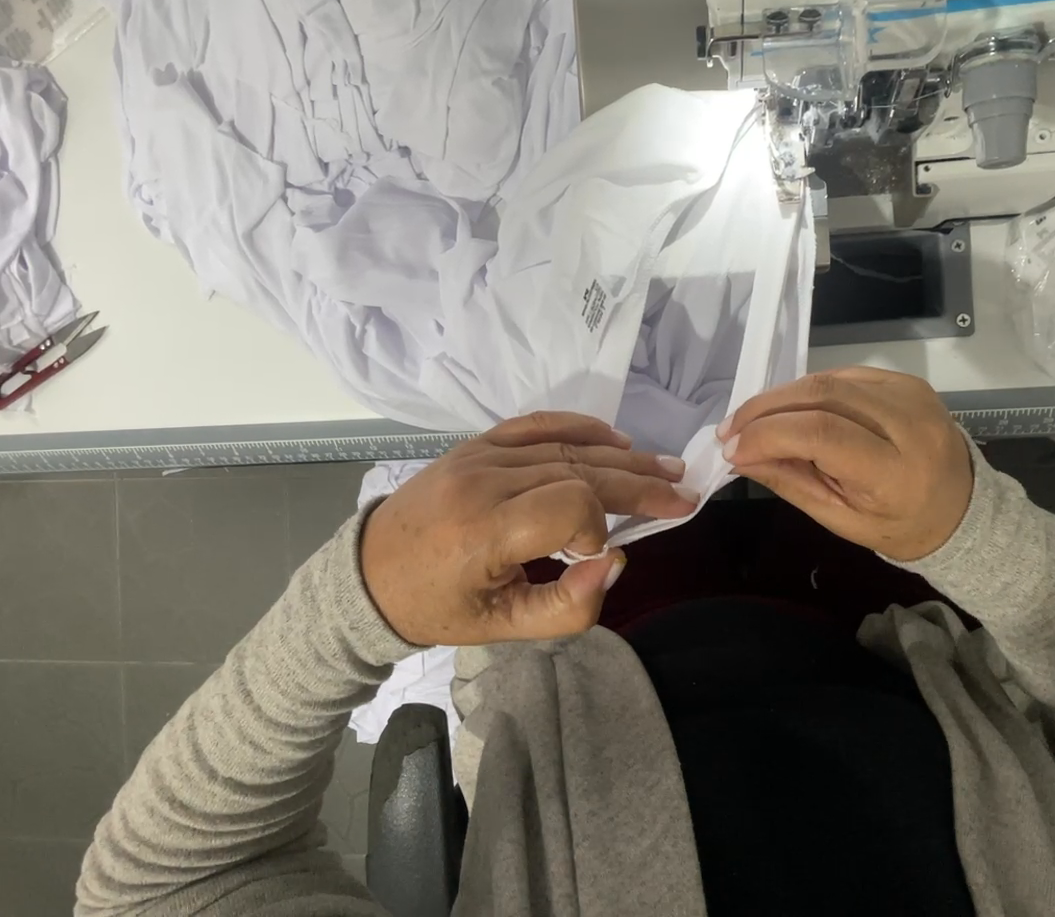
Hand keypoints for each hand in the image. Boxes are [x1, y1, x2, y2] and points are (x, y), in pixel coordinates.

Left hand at [360, 412, 697, 645]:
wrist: (370, 575)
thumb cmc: (437, 607)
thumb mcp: (501, 629)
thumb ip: (567, 608)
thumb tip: (615, 561)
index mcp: (484, 531)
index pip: (569, 505)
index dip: (597, 529)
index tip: (594, 557)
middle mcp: (484, 481)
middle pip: (579, 469)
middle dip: (638, 484)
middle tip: (684, 493)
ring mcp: (479, 454)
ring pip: (566, 447)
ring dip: (622, 458)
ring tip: (666, 469)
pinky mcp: (477, 443)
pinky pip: (537, 425)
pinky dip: (581, 428)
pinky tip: (616, 439)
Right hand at [720, 366, 972, 560]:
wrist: (963, 509)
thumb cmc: (899, 525)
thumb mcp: (840, 519)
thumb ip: (790, 481)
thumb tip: (739, 455)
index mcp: (896, 470)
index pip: (821, 433)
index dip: (769, 434)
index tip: (732, 449)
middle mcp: (909, 423)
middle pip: (821, 395)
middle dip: (765, 408)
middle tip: (730, 428)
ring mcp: (911, 395)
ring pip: (828, 379)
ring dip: (780, 396)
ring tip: (750, 419)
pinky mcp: (907, 382)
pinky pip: (844, 376)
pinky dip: (808, 390)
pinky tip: (788, 408)